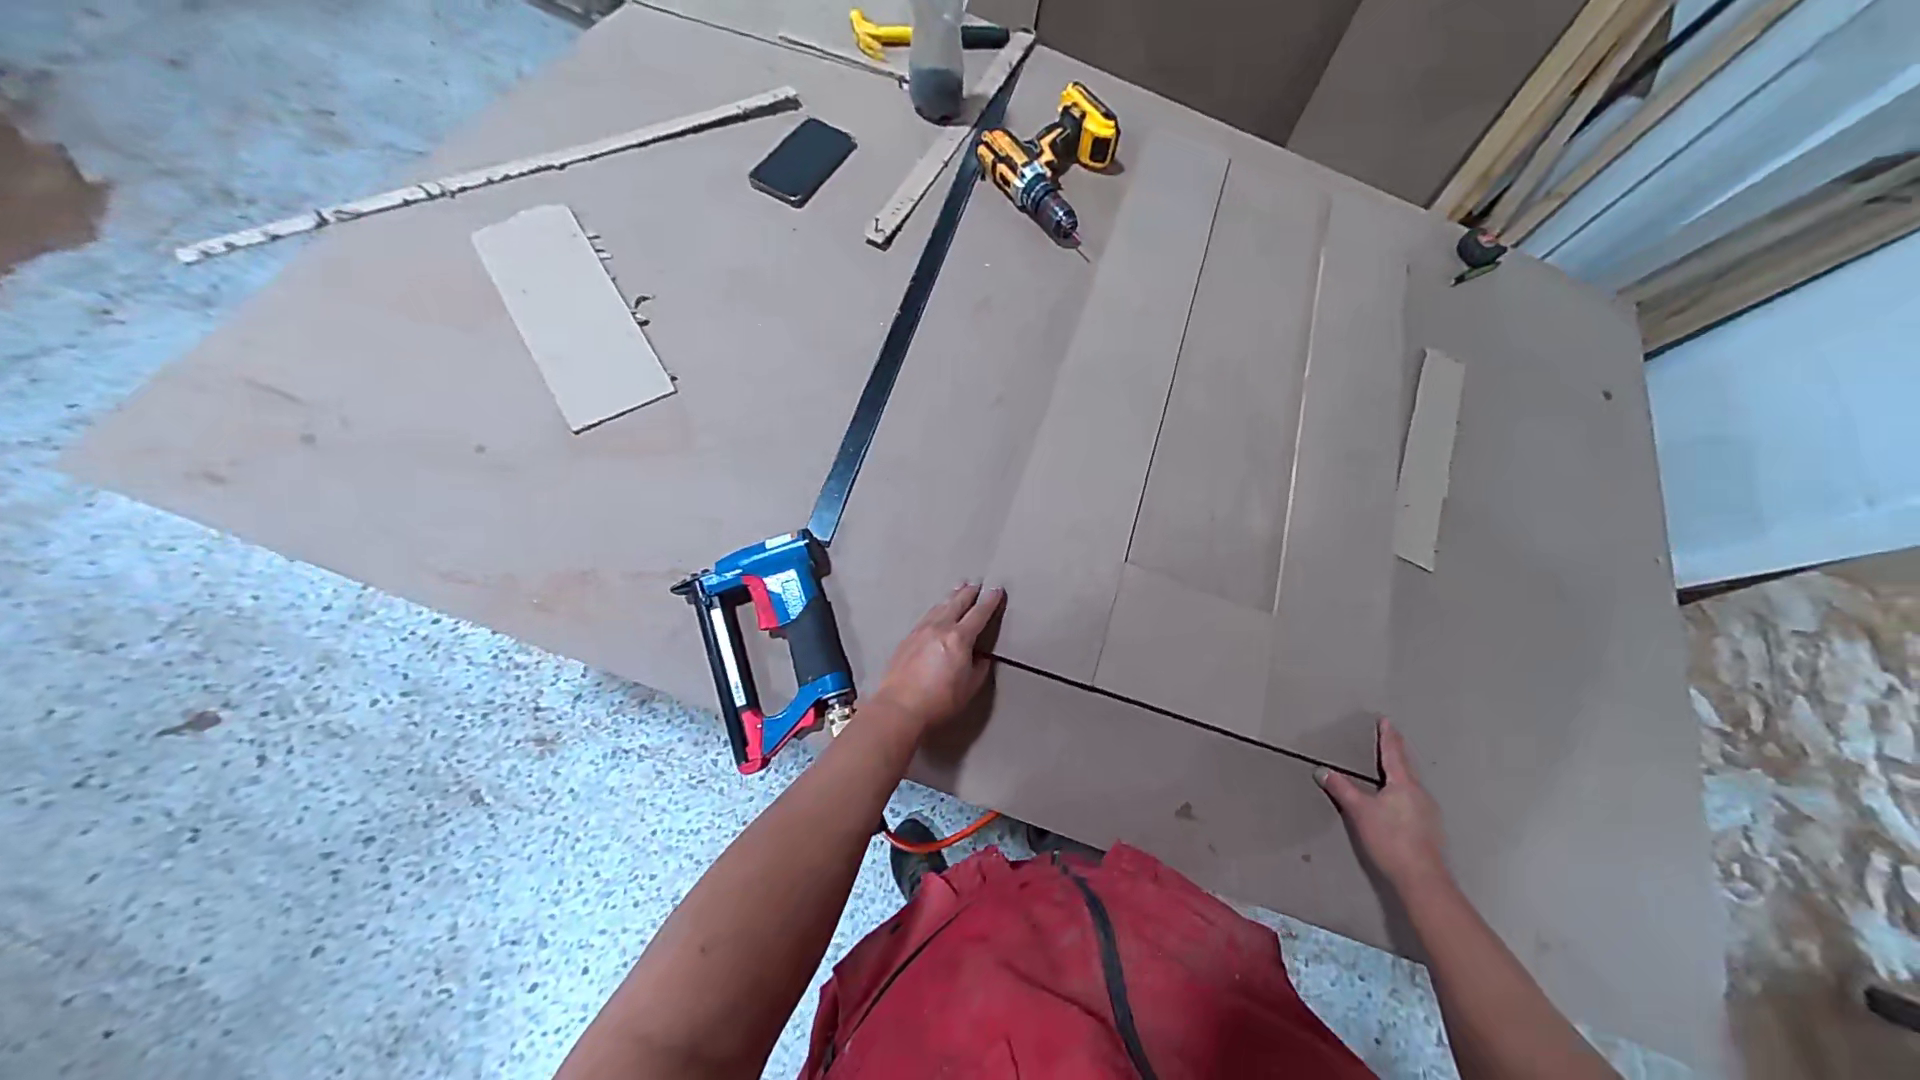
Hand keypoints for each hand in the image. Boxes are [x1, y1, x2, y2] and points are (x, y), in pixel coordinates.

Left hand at [865, 583, 1004, 736]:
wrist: (900, 707)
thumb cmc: (938, 701)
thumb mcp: (970, 687)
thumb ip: (979, 667)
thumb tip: (981, 657)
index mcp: (959, 638)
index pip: (979, 614)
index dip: (990, 601)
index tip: (996, 591)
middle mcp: (939, 628)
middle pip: (957, 603)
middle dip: (969, 592)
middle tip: (976, 584)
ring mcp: (920, 631)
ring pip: (939, 607)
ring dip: (951, 597)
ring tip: (958, 589)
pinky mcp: (907, 639)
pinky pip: (926, 616)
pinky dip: (936, 609)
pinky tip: (936, 611)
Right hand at [1317, 719, 1450, 892]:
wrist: (1421, 878)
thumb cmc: (1390, 838)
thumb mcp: (1359, 811)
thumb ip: (1341, 788)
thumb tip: (1322, 770)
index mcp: (1404, 784)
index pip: (1393, 754)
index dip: (1388, 736)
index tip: (1387, 721)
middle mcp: (1420, 794)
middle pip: (1406, 767)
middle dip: (1396, 753)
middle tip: (1389, 739)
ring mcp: (1429, 812)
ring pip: (1411, 785)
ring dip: (1400, 774)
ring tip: (1390, 769)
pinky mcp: (1430, 829)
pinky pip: (1414, 800)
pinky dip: (1404, 793)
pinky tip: (1397, 801)